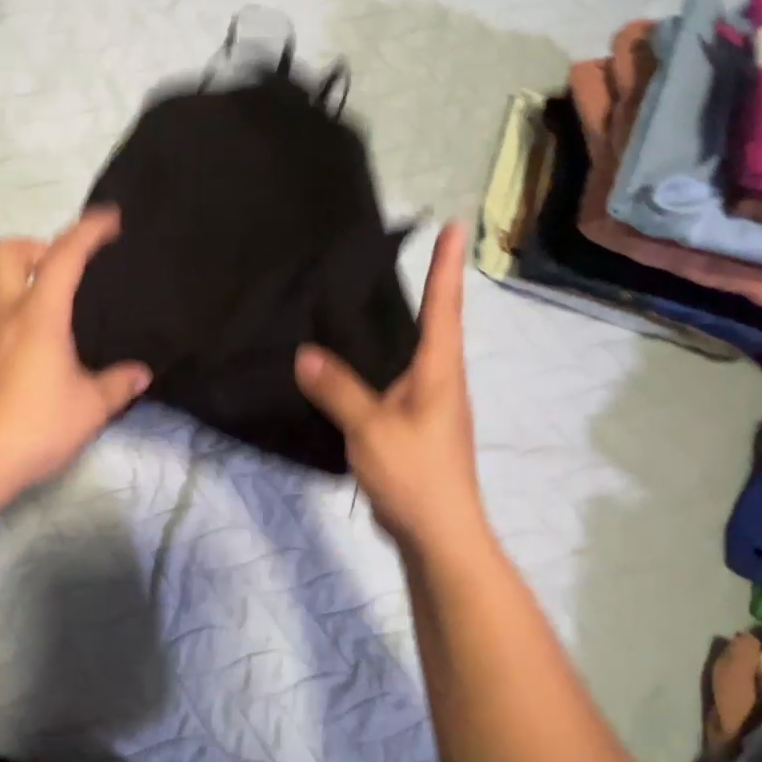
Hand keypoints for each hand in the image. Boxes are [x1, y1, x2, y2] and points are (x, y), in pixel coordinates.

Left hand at [0, 208, 152, 493]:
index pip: (63, 255)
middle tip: (69, 269)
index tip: (110, 218)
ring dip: (31, 282)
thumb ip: (117, 385)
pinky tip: (47, 348)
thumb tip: (139, 374)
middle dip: (39, 246)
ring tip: (66, 310)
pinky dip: (23, 313)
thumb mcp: (90, 408)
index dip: (88, 230)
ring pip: (1, 285)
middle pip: (8, 252)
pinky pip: (0, 316)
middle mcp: (6, 315)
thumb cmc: (37, 426)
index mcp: (38, 315)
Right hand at [294, 222, 484, 544]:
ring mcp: (429, 409)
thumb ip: (338, 390)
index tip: (457, 227)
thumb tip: (304, 354)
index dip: (448, 267)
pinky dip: (378, 367)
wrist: (439, 535)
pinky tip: (353, 370)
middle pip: (435, 327)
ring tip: (369, 304)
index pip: (445, 308)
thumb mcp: (371, 428)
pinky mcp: (414, 431)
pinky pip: (394, 385)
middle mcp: (440, 383)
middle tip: (404, 256)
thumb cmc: (416, 473)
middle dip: (428, 290)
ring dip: (401, 329)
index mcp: (440, 373)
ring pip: (413, 357)